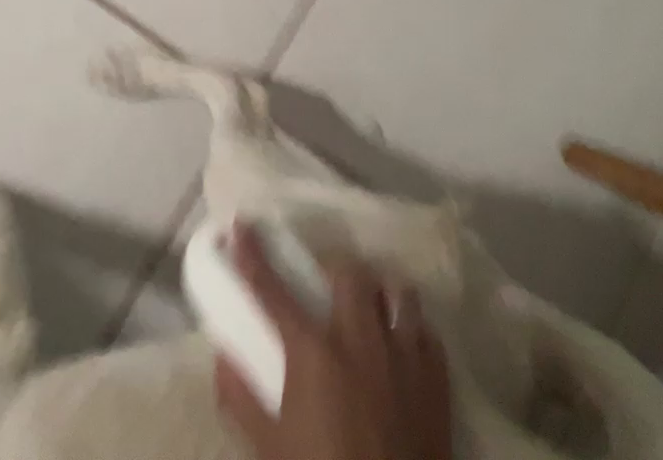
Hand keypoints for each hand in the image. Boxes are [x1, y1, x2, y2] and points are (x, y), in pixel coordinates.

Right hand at [215, 223, 453, 459]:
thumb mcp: (268, 444)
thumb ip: (239, 395)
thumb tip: (223, 355)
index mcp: (313, 352)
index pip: (273, 290)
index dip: (253, 254)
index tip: (242, 225)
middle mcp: (361, 341)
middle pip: (351, 274)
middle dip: (333, 269)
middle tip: (321, 282)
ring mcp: (406, 357)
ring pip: (400, 293)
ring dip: (380, 292)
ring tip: (369, 305)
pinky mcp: (438, 380)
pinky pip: (428, 332)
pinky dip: (411, 328)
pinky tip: (401, 343)